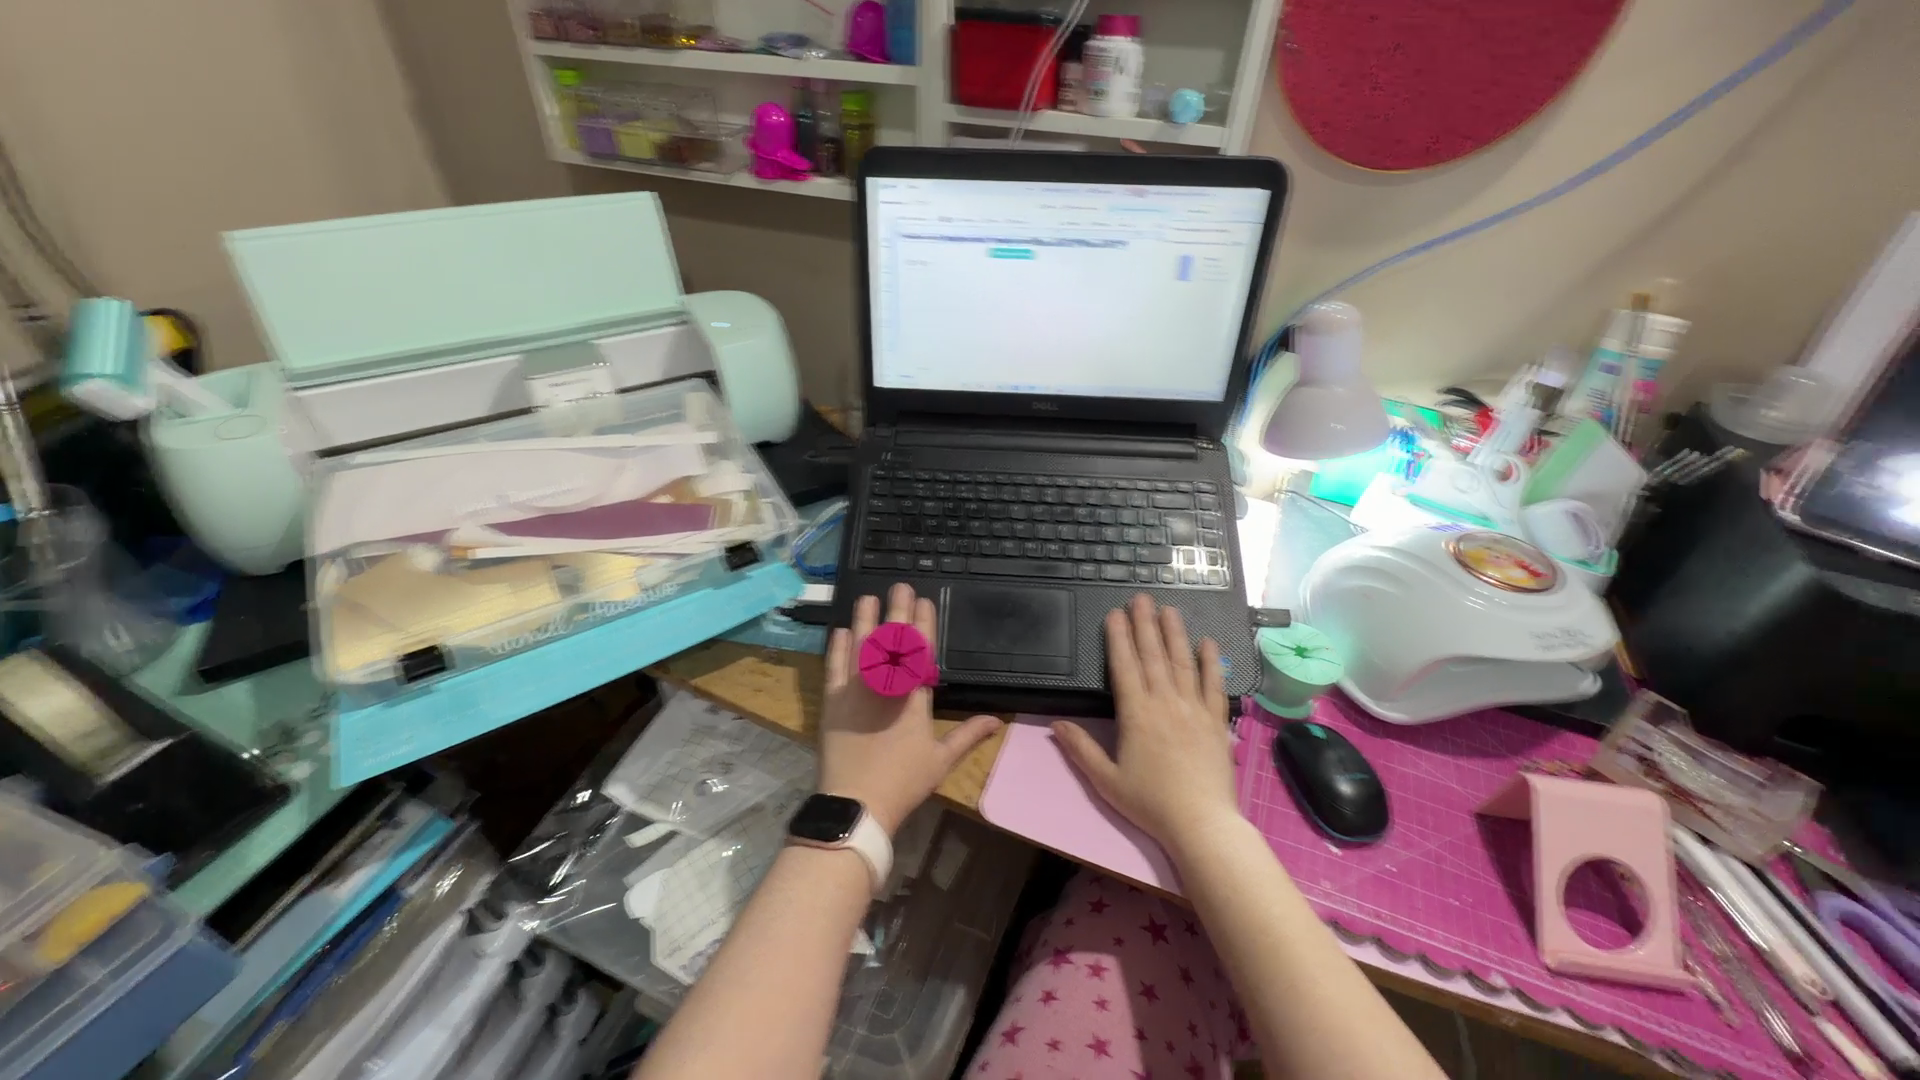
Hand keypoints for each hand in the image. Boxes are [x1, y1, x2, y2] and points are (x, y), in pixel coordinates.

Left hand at [820, 584, 1002, 833]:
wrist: (856, 802)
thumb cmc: (903, 781)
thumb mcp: (941, 760)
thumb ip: (968, 736)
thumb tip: (996, 721)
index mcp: (914, 698)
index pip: (921, 652)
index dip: (924, 625)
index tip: (925, 601)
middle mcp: (885, 686)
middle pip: (892, 641)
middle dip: (897, 611)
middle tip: (900, 587)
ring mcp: (855, 691)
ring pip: (861, 646)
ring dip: (865, 619)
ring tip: (868, 597)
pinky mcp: (832, 702)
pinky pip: (834, 666)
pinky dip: (837, 648)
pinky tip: (841, 630)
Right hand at [1053, 594, 1240, 851]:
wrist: (1200, 822)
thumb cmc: (1150, 803)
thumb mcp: (1106, 780)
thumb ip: (1081, 749)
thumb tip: (1056, 724)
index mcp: (1136, 714)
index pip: (1124, 667)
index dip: (1118, 638)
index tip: (1114, 614)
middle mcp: (1165, 703)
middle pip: (1153, 656)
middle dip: (1144, 624)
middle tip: (1140, 598)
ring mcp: (1194, 709)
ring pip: (1183, 662)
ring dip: (1174, 633)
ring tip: (1168, 609)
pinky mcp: (1217, 721)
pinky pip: (1214, 684)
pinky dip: (1211, 662)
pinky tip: (1207, 643)